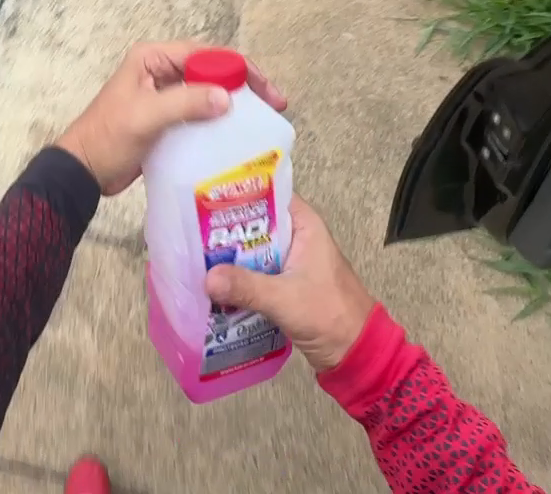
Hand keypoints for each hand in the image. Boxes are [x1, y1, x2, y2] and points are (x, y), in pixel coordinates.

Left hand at [55, 40, 286, 195]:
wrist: (84, 170)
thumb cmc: (109, 138)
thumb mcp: (146, 117)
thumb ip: (185, 103)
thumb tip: (227, 99)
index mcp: (153, 58)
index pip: (206, 54)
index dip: (240, 69)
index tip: (266, 91)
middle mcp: (160, 69)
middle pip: (211, 69)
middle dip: (243, 84)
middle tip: (274, 105)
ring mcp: (163, 93)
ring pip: (207, 91)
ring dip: (233, 102)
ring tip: (261, 120)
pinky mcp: (166, 117)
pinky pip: (199, 112)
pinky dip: (218, 119)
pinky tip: (236, 135)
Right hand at [204, 196, 374, 371]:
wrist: (359, 356)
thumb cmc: (330, 316)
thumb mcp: (286, 299)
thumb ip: (247, 287)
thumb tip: (207, 278)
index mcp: (305, 224)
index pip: (267, 194)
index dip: (237, 194)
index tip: (205, 197)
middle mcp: (297, 236)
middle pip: (255, 223)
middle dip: (226, 229)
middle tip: (191, 230)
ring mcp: (290, 261)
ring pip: (253, 249)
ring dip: (230, 255)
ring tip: (194, 254)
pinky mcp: (285, 283)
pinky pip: (255, 270)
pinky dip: (238, 275)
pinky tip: (213, 280)